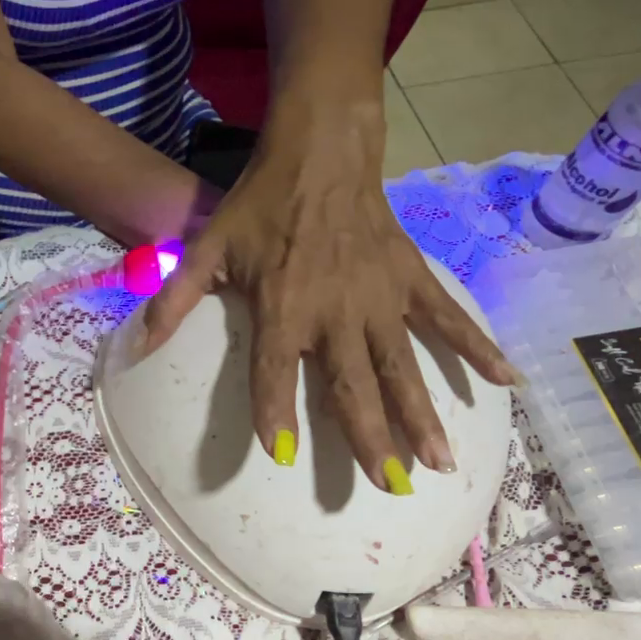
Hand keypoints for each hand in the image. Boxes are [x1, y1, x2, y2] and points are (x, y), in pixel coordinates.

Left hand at [142, 94, 518, 492]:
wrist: (321, 153)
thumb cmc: (258, 206)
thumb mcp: (207, 249)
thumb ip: (174, 300)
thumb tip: (136, 344)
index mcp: (283, 308)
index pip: (274, 372)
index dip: (274, 412)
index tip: (283, 455)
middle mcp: (335, 312)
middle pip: (352, 385)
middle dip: (369, 438)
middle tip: (388, 486)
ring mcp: (380, 297)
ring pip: (404, 366)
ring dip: (422, 414)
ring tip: (439, 462)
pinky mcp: (411, 278)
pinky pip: (448, 319)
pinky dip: (476, 348)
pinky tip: (504, 381)